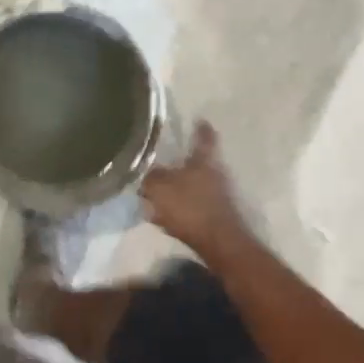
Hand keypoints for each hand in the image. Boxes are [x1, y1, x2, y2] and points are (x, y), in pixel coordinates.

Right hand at [140, 120, 250, 256]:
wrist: (219, 243)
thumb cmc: (190, 208)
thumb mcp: (159, 189)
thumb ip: (149, 178)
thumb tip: (144, 172)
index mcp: (203, 161)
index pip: (204, 137)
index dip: (200, 128)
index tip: (198, 119)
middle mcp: (215, 173)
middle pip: (198, 162)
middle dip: (183, 161)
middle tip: (163, 160)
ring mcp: (219, 195)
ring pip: (195, 183)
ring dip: (180, 185)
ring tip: (159, 189)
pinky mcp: (217, 214)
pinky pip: (194, 203)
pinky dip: (182, 205)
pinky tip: (165, 213)